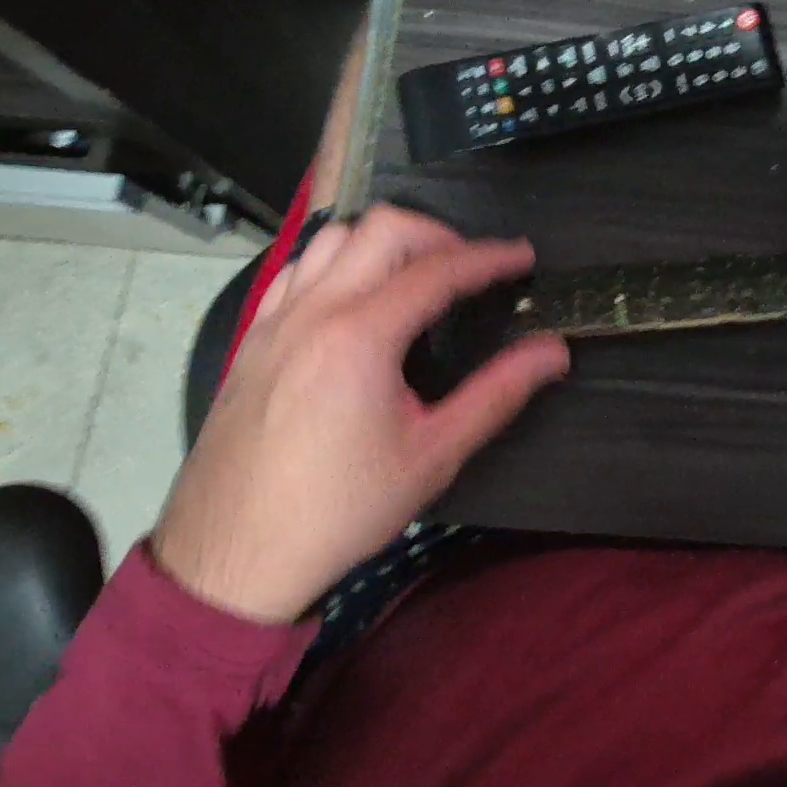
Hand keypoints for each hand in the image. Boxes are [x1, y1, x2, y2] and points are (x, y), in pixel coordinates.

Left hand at [151, 206, 569, 623]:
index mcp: (361, 335)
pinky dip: (338, 262)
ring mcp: (274, 320)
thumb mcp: (434, 455)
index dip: (489, 257)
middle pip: (383, 229)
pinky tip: (356, 299)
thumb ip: (498, 393)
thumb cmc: (342, 509)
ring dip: (385, 242)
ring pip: (333, 237)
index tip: (524, 257)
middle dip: (439, 234)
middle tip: (473, 268)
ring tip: (418, 276)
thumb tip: (554, 352)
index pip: (438, 270)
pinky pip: (298, 269)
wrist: (232, 557)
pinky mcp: (252, 339)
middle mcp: (314, 310)